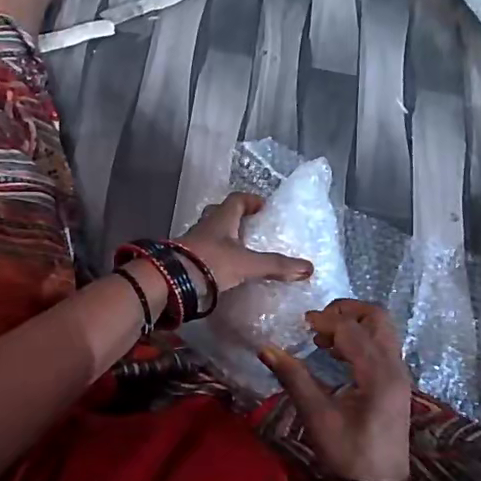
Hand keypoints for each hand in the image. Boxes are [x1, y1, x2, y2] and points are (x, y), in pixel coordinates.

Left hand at [174, 193, 312, 292]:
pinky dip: (212, 255)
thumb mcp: (247, 264)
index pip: (237, 200)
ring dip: (221, 238)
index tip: (263, 207)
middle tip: (249, 228)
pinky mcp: (183, 259)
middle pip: (219, 214)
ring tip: (237, 250)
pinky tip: (220, 268)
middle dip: (234, 218)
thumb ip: (276, 266)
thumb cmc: (211, 263)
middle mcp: (205, 226)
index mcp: (221, 219)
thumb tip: (309, 268)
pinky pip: (200, 251)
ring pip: (208, 233)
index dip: (251, 200)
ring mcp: (191, 242)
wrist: (171, 280)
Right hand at [260, 299, 412, 480]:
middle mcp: (395, 367)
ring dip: (353, 325)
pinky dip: (359, 340)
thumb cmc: (347, 454)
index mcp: (378, 374)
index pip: (351, 329)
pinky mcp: (395, 384)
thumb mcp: (317, 417)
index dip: (324, 320)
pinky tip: (334, 355)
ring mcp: (399, 375)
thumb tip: (265, 348)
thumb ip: (294, 377)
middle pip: (377, 318)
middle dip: (346, 311)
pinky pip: (380, 347)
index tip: (300, 323)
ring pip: (381, 331)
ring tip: (321, 339)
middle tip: (316, 322)